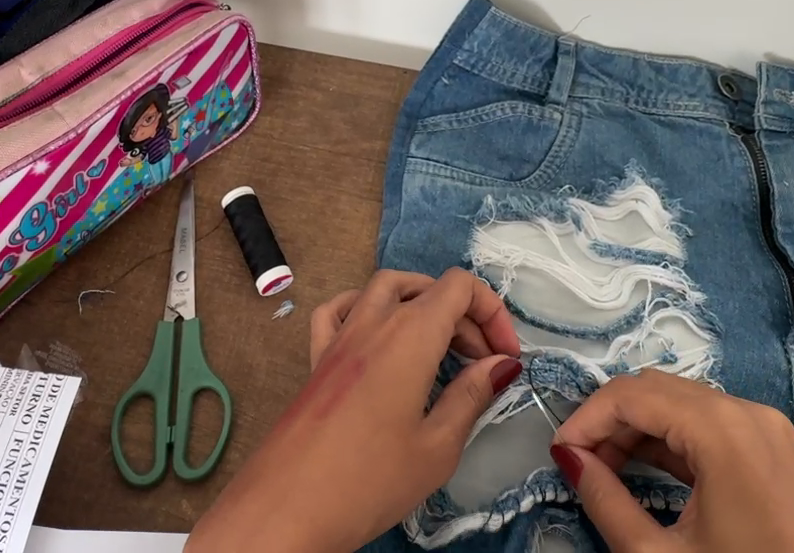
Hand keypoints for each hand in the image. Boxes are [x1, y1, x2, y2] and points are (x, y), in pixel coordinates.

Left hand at [186, 268, 523, 552]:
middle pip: (428, 289)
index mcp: (411, 334)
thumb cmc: (370, 479)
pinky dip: (365, 308)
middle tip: (483, 366)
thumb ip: (471, 395)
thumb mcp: (436, 446)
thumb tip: (502, 363)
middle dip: (466, 318)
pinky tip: (377, 334)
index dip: (492, 312)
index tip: (506, 357)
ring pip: (385, 288)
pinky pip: (340, 309)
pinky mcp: (316, 356)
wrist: (288, 507)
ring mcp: (340, 334)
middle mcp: (374, 319)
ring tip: (439, 345)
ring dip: (420, 303)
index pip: (460, 286)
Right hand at [550, 369, 793, 551]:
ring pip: (681, 402)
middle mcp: (747, 411)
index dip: (587, 418)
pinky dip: (672, 438)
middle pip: (656, 391)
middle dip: (611, 421)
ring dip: (639, 428)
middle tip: (581, 463)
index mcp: (721, 428)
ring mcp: (768, 427)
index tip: (560, 452)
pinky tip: (647, 468)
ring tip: (607, 469)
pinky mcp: (777, 447)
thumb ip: (605, 500)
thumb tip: (568, 458)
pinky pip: (711, 423)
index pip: (632, 395)